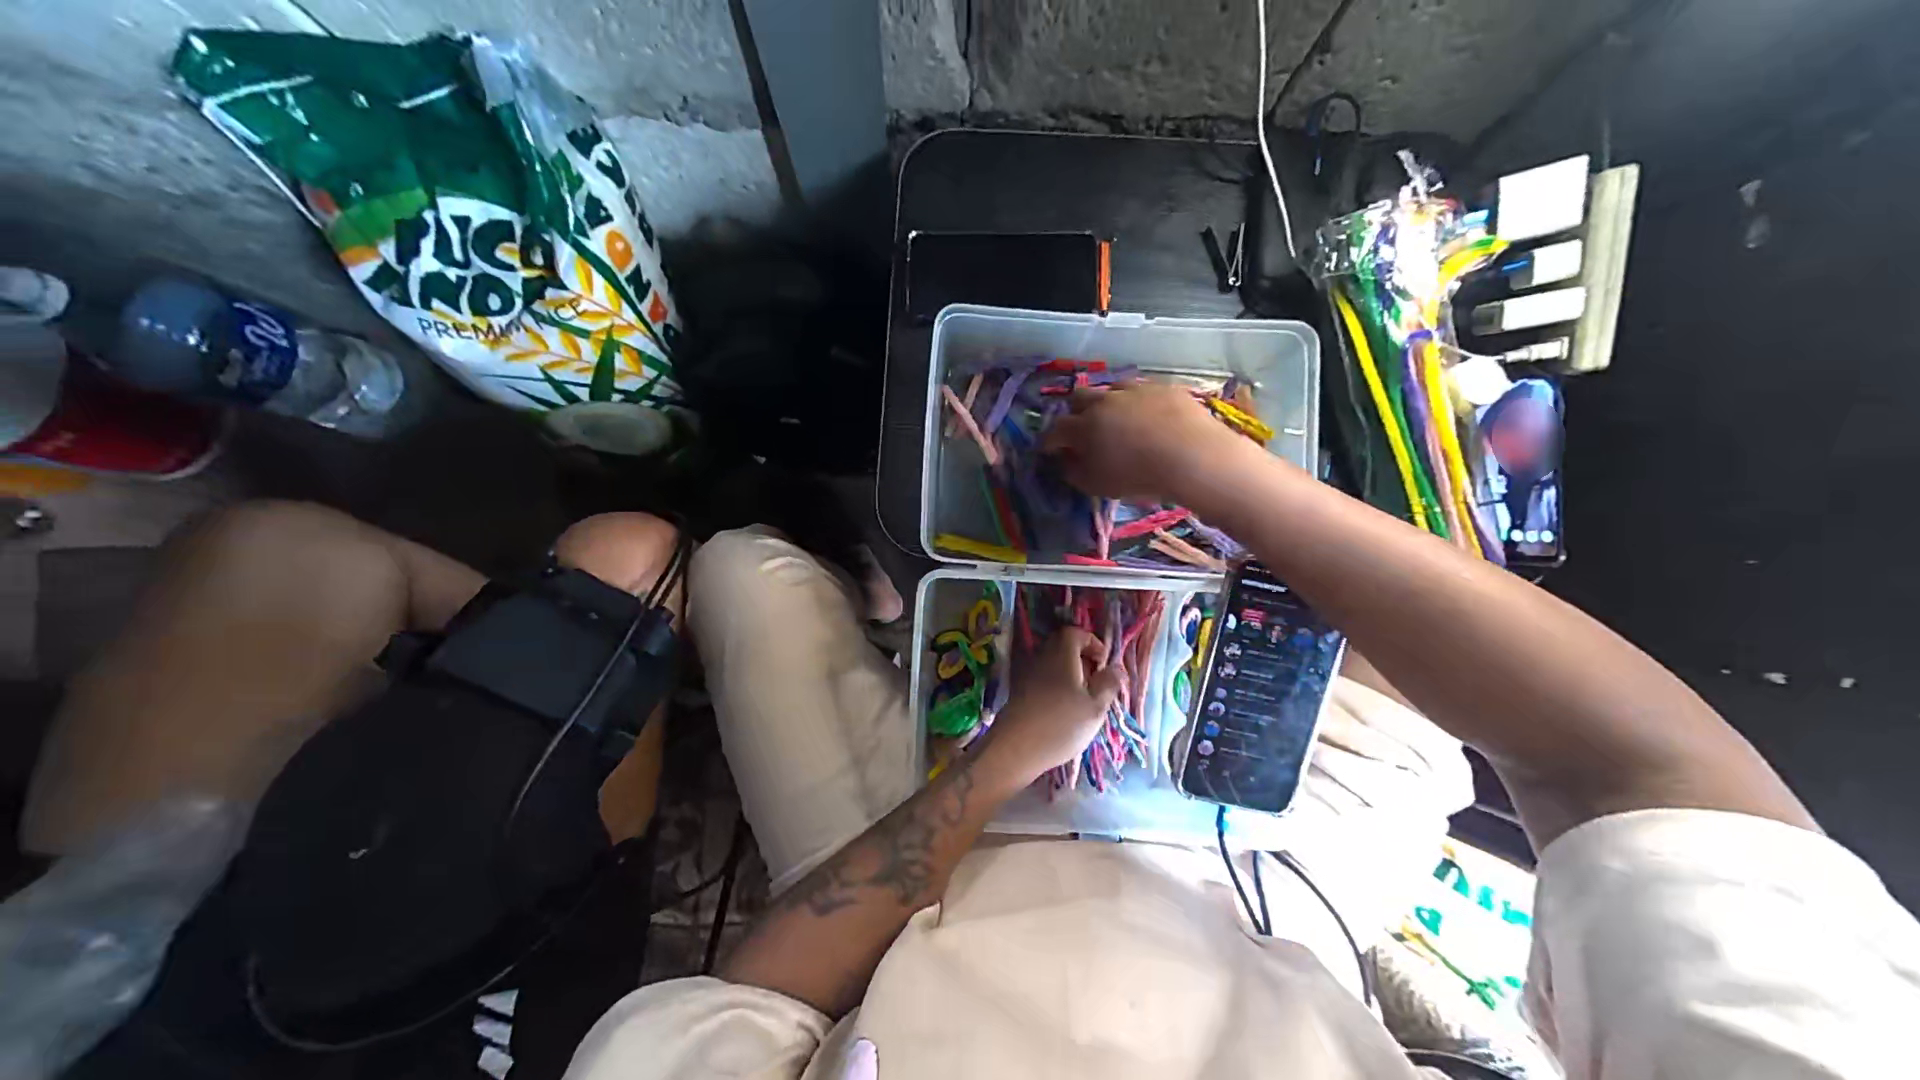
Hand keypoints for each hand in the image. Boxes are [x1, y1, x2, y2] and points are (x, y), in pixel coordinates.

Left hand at [980, 628, 1122, 783]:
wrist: (1015, 749)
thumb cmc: (1061, 724)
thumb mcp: (1095, 706)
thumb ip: (1109, 683)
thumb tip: (1116, 667)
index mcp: (1061, 654)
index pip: (1075, 632)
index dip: (1093, 643)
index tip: (1104, 664)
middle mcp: (1041, 658)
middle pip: (1063, 647)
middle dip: (1083, 660)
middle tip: (1096, 682)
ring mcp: (1027, 675)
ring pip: (1053, 665)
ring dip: (1070, 676)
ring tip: (1083, 701)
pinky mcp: (1020, 693)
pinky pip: (1043, 680)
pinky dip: (1057, 687)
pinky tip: (1064, 711)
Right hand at [1042, 382, 1245, 502]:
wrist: (1192, 455)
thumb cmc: (1138, 476)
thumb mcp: (1097, 485)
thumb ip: (1073, 472)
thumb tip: (1064, 462)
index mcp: (1082, 426)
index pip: (1055, 430)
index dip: (1049, 441)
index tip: (1050, 451)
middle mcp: (1104, 401)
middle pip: (1078, 398)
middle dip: (1074, 412)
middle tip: (1082, 429)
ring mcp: (1134, 390)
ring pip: (1111, 389)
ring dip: (1107, 403)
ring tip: (1118, 420)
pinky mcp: (1163, 387)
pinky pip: (1143, 391)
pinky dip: (1138, 403)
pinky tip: (1149, 417)